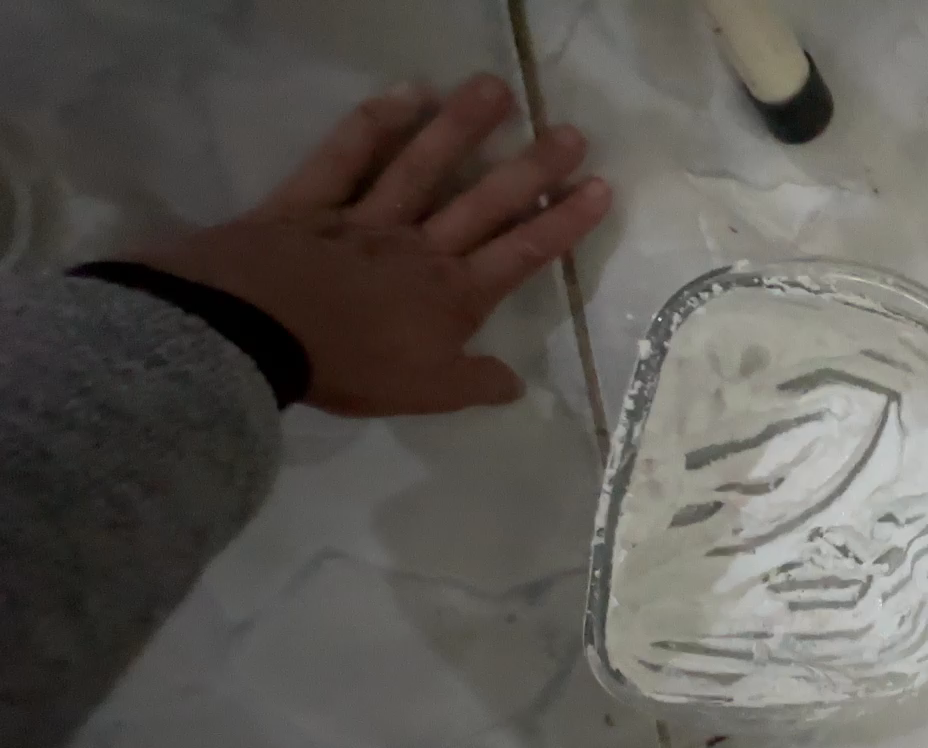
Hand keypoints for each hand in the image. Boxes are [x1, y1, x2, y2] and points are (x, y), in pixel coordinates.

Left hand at [127, 73, 611, 415]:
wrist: (244, 338)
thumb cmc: (351, 367)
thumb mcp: (431, 393)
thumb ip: (480, 383)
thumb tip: (515, 382)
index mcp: (457, 293)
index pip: (525, 251)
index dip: (566, 220)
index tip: (599, 188)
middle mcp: (423, 247)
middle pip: (487, 202)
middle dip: (534, 168)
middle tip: (570, 132)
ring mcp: (366, 218)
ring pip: (423, 167)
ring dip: (463, 127)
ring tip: (495, 89)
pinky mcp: (310, 203)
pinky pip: (345, 157)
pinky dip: (373, 124)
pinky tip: (406, 93)